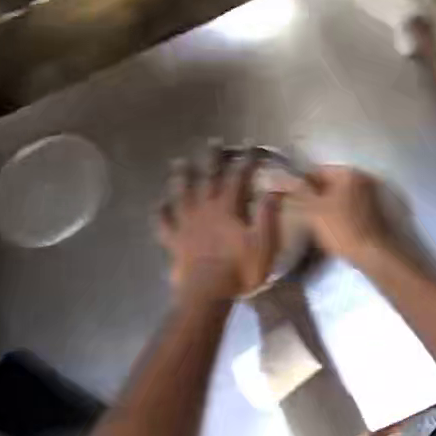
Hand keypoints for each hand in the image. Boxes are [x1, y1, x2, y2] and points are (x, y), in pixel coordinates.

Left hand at [156, 143, 280, 299]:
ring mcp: (185, 224)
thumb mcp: (265, 242)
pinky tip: (159, 204)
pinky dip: (160, 211)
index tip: (250, 146)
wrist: (207, 293)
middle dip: (212, 158)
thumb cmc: (241, 269)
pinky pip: (163, 222)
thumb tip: (276, 188)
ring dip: (181, 176)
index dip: (245, 160)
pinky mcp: (173, 240)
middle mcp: (204, 209)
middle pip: (207, 178)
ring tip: (179, 162)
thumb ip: (269, 214)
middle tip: (213, 142)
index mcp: (228, 208)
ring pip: (181, 193)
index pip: (238, 177)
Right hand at [294, 165, 394, 265]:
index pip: (317, 172)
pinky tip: (331, 227)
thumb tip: (284, 178)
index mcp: (349, 173)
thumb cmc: (341, 229)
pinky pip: (350, 208)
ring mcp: (372, 195)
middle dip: (315, 196)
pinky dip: (339, 214)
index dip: (301, 184)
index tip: (291, 199)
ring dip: (326, 206)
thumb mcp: (313, 209)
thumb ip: (299, 191)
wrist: (372, 254)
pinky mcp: (375, 212)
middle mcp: (363, 179)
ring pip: (340, 197)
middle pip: (330, 184)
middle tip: (301, 212)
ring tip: (315, 222)